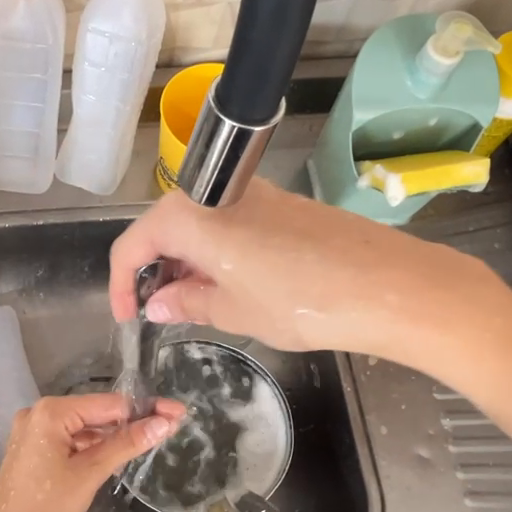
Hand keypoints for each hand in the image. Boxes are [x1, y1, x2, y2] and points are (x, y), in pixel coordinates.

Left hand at [0, 393, 184, 511]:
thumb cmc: (47, 509)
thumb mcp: (90, 474)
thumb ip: (127, 444)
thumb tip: (164, 422)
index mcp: (51, 411)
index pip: (109, 404)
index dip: (146, 409)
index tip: (177, 414)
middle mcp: (39, 413)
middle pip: (96, 412)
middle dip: (131, 421)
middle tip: (170, 428)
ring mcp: (33, 431)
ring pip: (84, 427)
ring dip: (113, 436)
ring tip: (149, 441)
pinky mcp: (33, 450)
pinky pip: (70, 440)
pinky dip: (92, 447)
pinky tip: (114, 456)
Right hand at [108, 179, 511, 368]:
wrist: (389, 285)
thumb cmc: (302, 301)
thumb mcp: (234, 311)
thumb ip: (186, 303)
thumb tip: (157, 303)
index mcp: (191, 216)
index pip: (133, 243)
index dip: (122, 283)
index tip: (128, 316)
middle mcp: (216, 195)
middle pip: (163, 229)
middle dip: (155, 271)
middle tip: (161, 313)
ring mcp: (252, 196)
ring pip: (199, 227)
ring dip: (187, 264)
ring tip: (196, 307)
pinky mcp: (280, 204)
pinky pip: (229, 225)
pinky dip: (218, 255)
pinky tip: (234, 288)